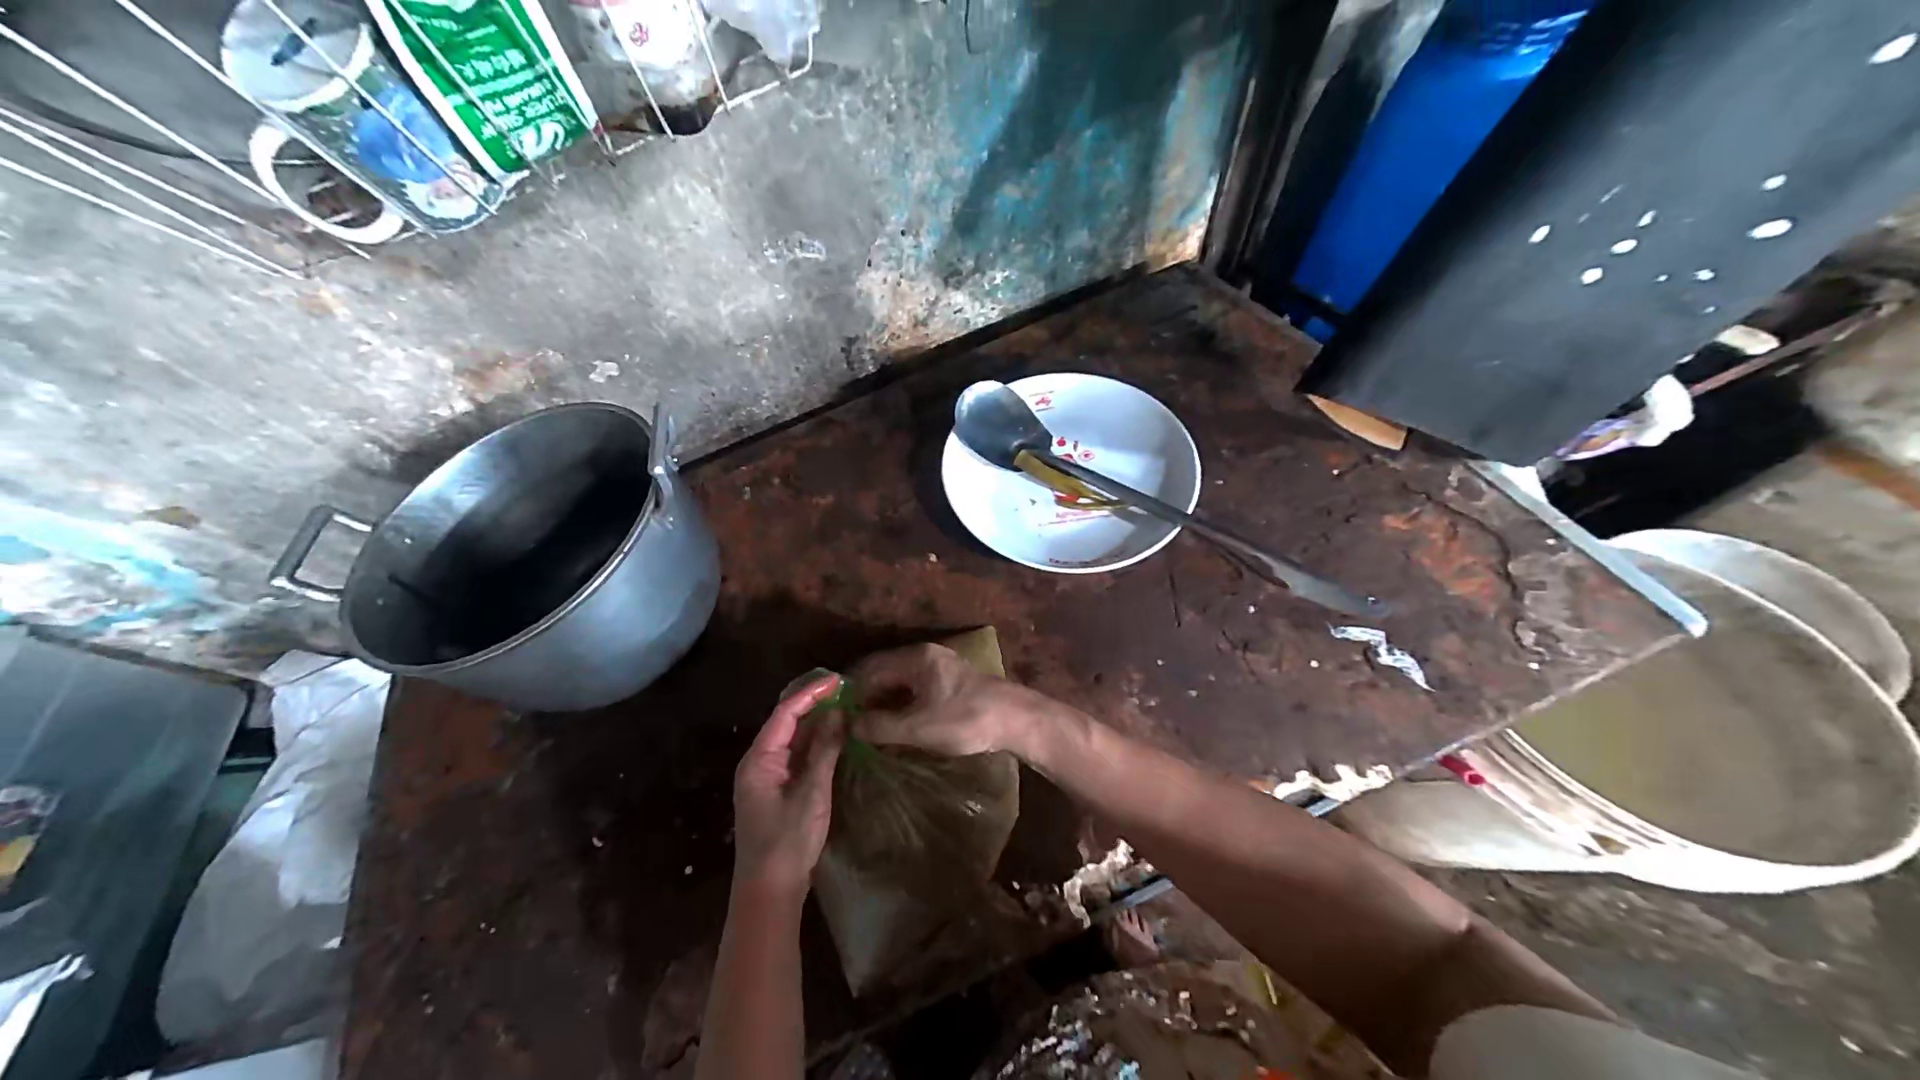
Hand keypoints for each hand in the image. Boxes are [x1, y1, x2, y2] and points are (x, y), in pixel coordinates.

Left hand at [731, 674, 844, 900]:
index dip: (811, 693)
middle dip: (812, 702)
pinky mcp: (777, 790)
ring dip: (815, 721)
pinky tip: (833, 735)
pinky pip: (795, 756)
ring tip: (843, 703)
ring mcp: (767, 777)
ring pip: (791, 738)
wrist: (769, 891)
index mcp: (759, 759)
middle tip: (842, 687)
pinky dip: (814, 743)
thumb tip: (838, 715)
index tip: (838, 679)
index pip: (785, 714)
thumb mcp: (811, 793)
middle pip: (785, 722)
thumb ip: (824, 751)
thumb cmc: (787, 841)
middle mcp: (758, 762)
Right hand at [847, 644, 1045, 756]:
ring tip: (865, 728)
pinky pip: (915, 690)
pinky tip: (894, 726)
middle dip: (865, 697)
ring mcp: (941, 668)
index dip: (850, 691)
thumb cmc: (966, 720)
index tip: (834, 713)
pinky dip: (900, 705)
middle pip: (884, 673)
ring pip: (900, 683)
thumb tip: (847, 726)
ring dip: (882, 703)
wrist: (1018, 722)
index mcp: (916, 658)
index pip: (870, 668)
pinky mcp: (951, 684)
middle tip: (846, 723)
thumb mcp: (917, 727)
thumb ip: (879, 726)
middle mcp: (926, 656)